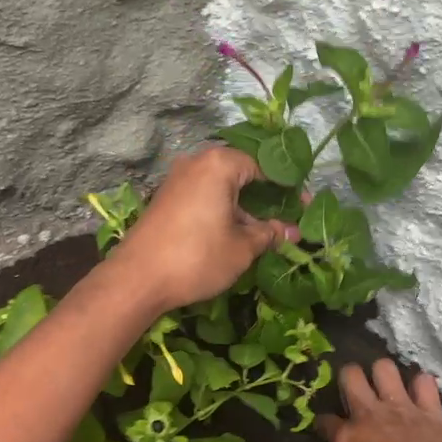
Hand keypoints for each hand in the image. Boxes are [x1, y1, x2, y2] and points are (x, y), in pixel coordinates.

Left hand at [111, 147, 297, 310]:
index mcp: (219, 164)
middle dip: (265, 197)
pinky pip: (203, 197)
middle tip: (287, 219)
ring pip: (221, 187)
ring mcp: (177, 180)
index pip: (263, 166)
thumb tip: (294, 232)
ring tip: (263, 232)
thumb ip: (270, 234)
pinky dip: (221, 210)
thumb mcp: (242, 247)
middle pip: (241, 174)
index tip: (303, 207)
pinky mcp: (166, 200)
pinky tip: (233, 233)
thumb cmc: (197, 257)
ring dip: (242, 207)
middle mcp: (196, 163)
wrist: (138, 279)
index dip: (287, 187)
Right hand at [315, 360, 441, 441]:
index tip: (327, 430)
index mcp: (347, 438)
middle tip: (354, 393)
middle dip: (348, 378)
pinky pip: (425, 382)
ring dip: (382, 373)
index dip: (324, 424)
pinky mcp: (432, 411)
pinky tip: (420, 396)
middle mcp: (370, 414)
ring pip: (385, 367)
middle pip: (351, 376)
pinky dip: (421, 385)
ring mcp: (403, 408)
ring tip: (386, 388)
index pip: (326, 420)